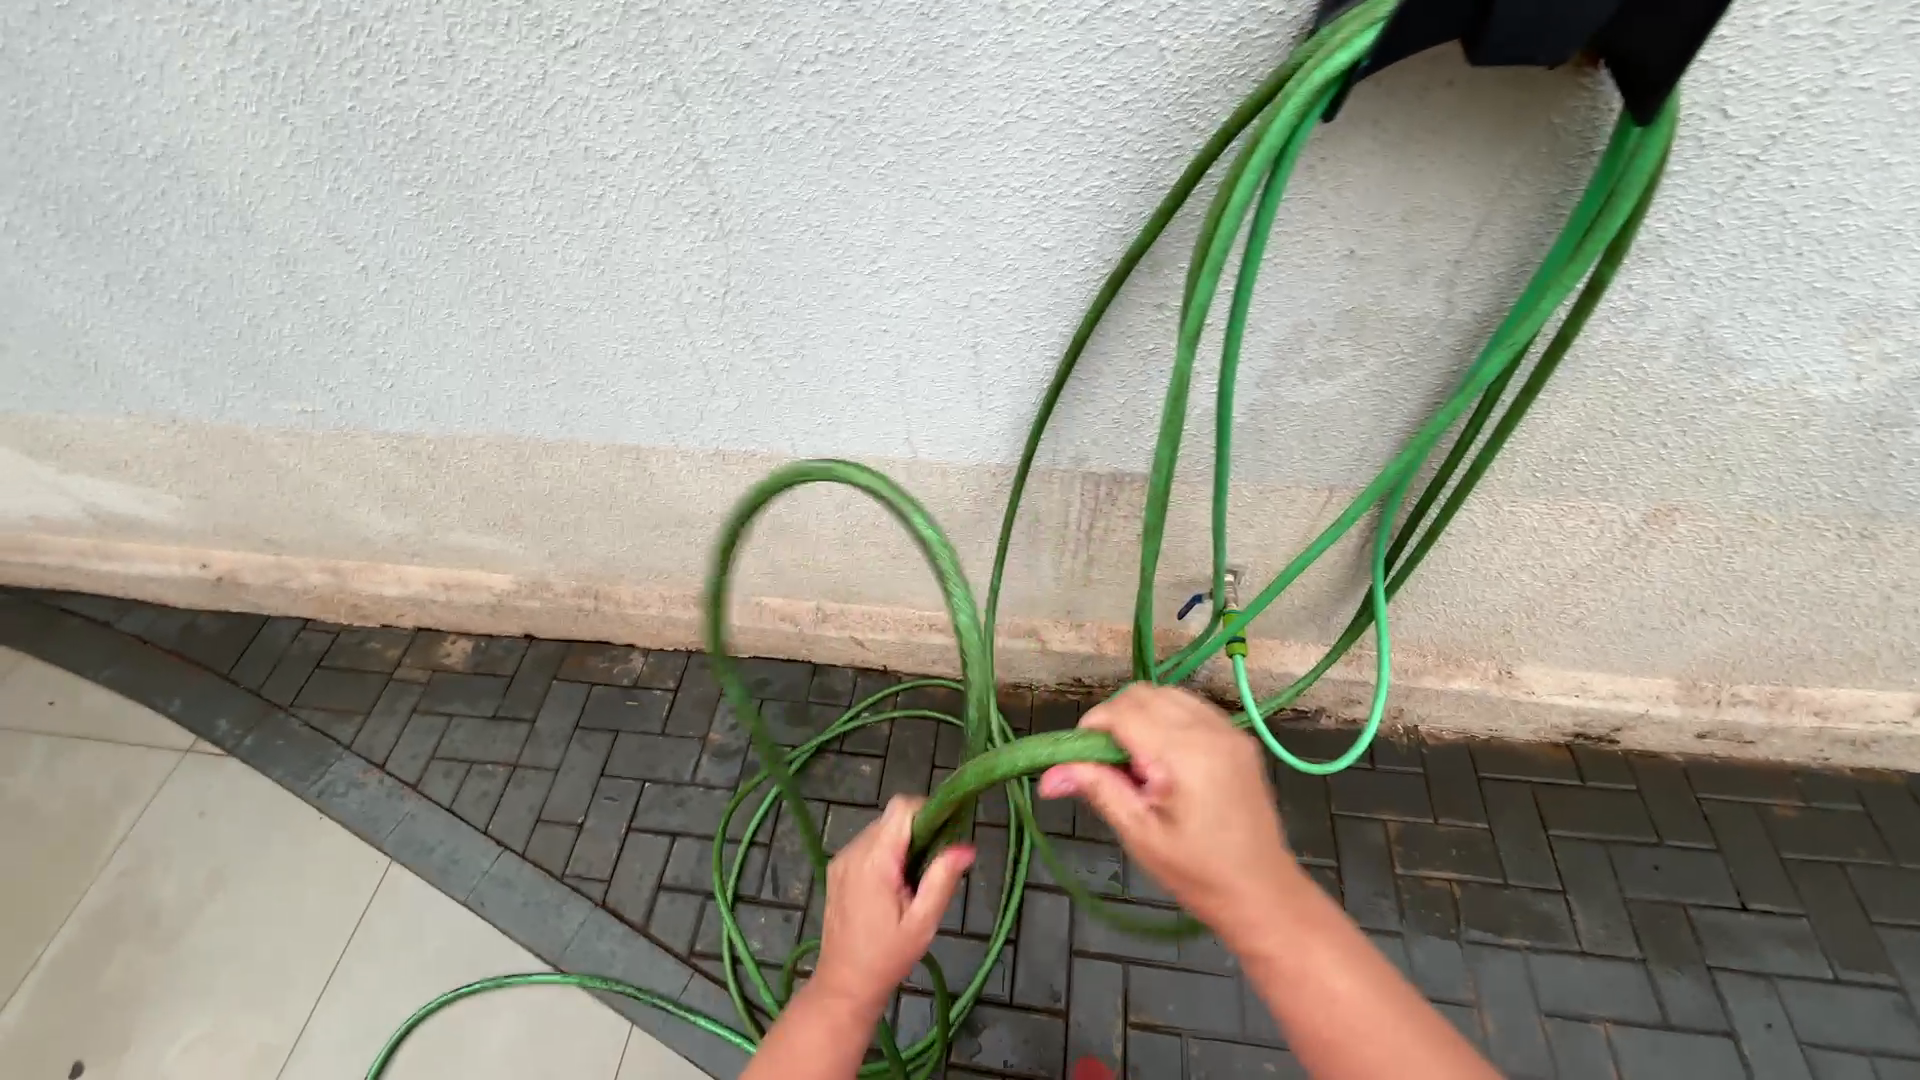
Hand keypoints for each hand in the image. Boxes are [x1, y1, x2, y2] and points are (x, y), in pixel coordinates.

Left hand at [813, 795, 973, 1012]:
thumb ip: (942, 879)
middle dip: (918, 832)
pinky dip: (885, 853)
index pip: (901, 808)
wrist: (844, 985)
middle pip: (892, 818)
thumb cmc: (887, 957)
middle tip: (935, 865)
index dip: (928, 811)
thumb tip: (967, 846)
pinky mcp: (837, 868)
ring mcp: (842, 858)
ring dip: (902, 843)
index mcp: (875, 860)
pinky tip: (893, 886)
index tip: (947, 833)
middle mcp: (854, 850)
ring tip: (914, 881)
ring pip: (880, 829)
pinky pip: (867, 844)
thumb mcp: (923, 923)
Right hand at [1037, 684, 1299, 945]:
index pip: (1123, 712)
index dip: (1093, 727)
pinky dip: (1166, 717)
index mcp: (1184, 754)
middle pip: (1142, 694)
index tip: (1081, 758)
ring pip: (1165, 694)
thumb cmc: (1197, 872)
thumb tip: (1047, 774)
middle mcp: (1209, 730)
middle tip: (1107, 763)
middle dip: (1114, 718)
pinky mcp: (1238, 737)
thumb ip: (1097, 789)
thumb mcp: (1138, 833)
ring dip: (1139, 714)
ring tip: (1137, 761)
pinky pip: (1190, 706)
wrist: (1263, 893)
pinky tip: (1164, 757)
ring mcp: (1229, 730)